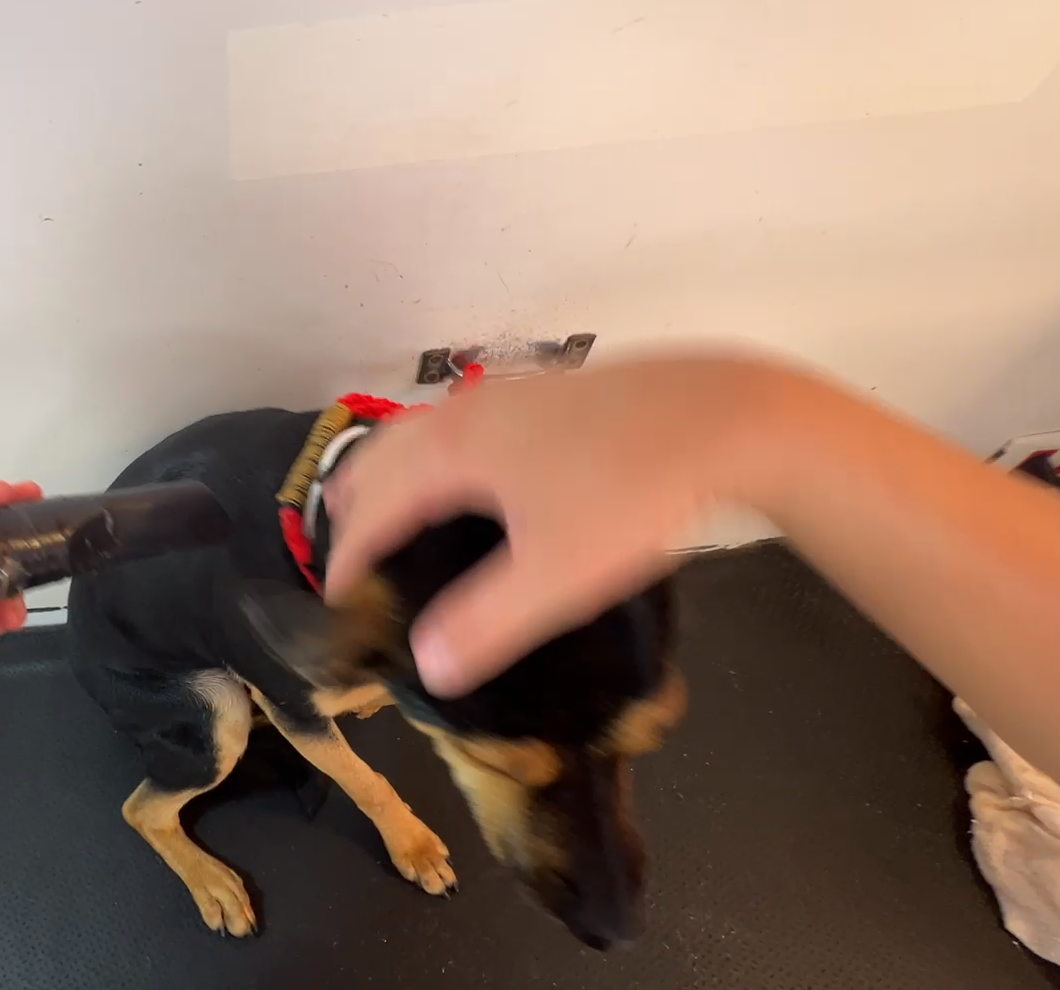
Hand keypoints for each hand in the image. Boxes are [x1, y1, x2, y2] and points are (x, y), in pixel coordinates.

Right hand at [324, 354, 812, 695]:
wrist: (721, 413)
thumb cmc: (633, 492)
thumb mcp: (562, 572)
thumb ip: (489, 621)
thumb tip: (427, 667)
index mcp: (447, 455)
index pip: (371, 511)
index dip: (347, 558)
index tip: (337, 598)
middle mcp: (454, 418)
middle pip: (372, 462)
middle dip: (352, 513)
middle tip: (355, 562)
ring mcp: (487, 398)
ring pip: (404, 436)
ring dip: (379, 478)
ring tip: (379, 515)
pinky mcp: (520, 393)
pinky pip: (438, 425)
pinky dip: (415, 457)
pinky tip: (451, 477)